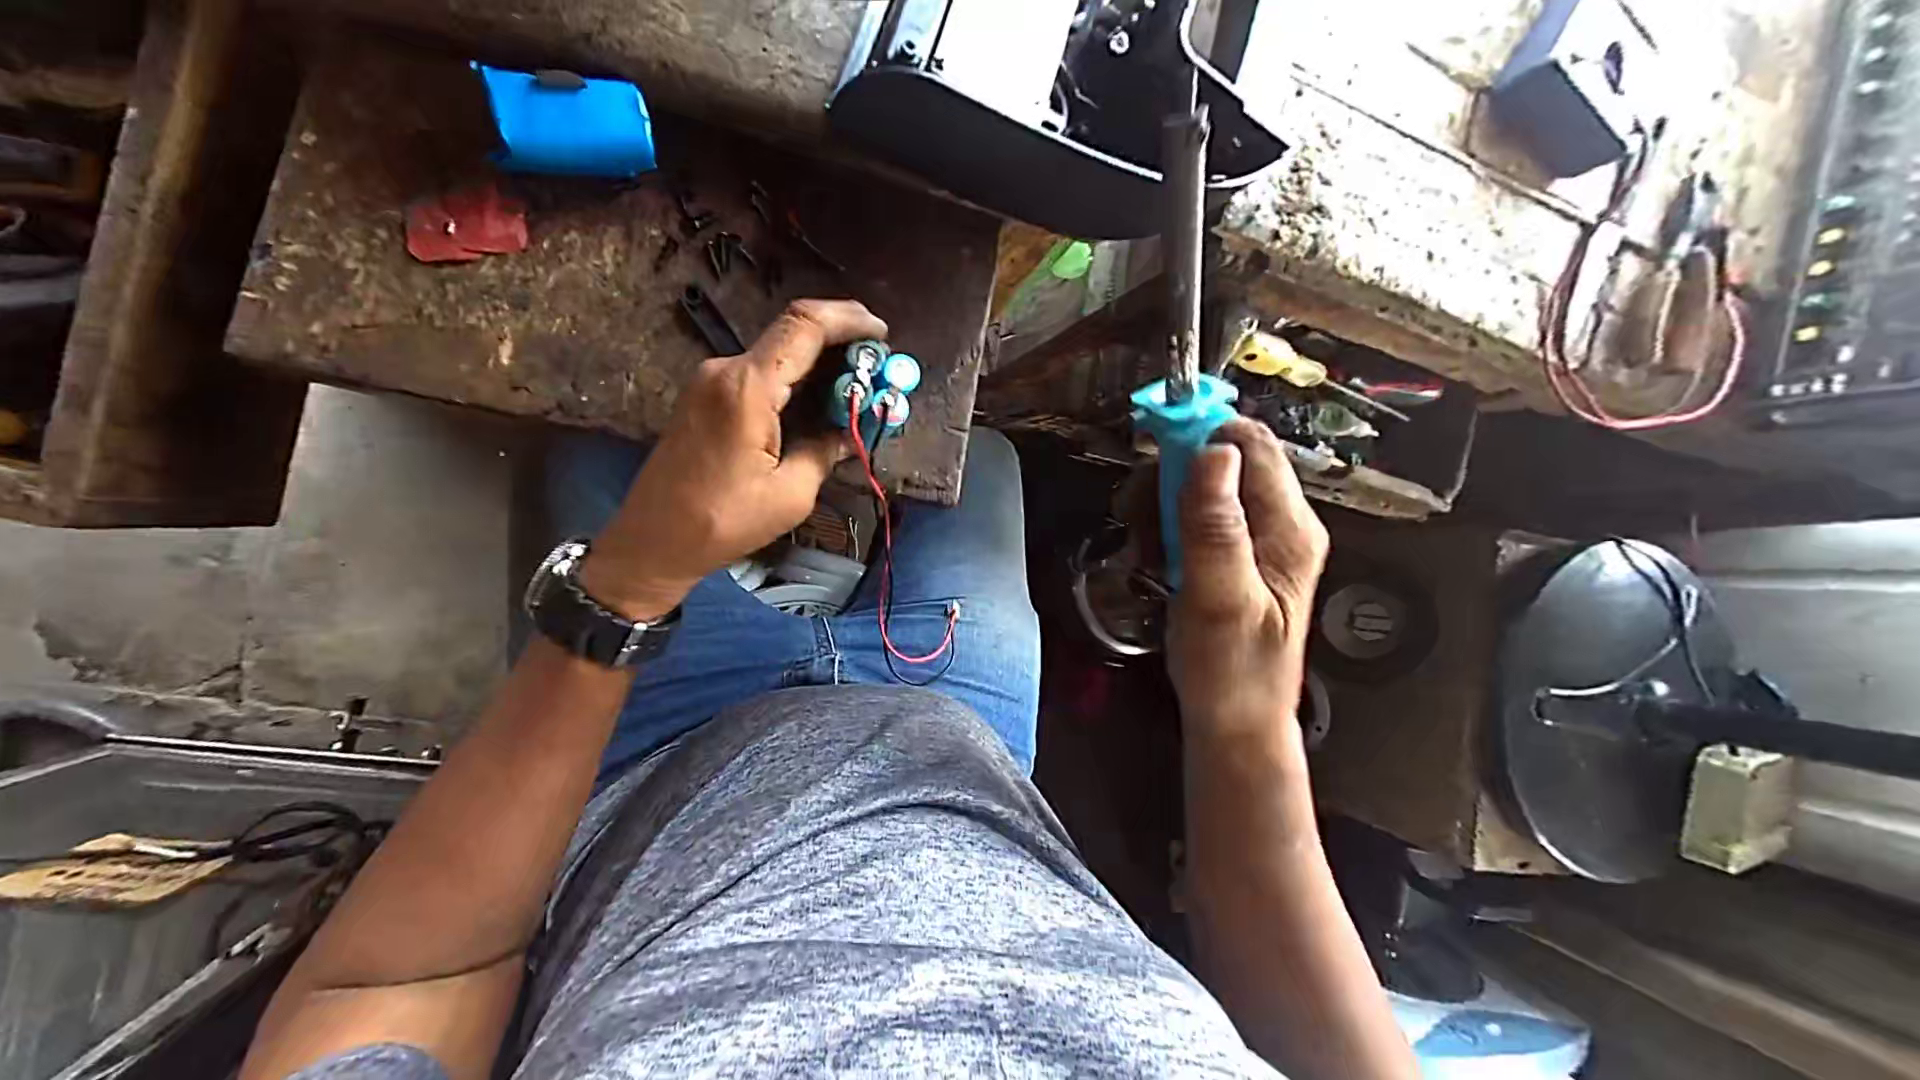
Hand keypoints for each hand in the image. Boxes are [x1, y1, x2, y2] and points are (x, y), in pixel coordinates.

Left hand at [582, 299, 888, 619]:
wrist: (653, 540)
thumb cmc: (721, 521)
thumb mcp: (790, 494)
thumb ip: (825, 452)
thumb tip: (849, 432)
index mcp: (747, 387)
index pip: (805, 325)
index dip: (850, 320)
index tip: (882, 335)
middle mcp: (726, 370)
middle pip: (793, 334)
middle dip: (842, 345)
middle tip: (876, 372)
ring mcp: (711, 381)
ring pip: (778, 355)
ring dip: (820, 366)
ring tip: (855, 393)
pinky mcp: (706, 397)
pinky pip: (761, 375)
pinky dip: (795, 382)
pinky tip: (818, 405)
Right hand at [1166, 418, 1329, 738]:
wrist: (1234, 720)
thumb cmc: (1231, 669)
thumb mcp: (1219, 599)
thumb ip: (1215, 526)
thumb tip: (1212, 451)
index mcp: (1289, 529)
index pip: (1251, 446)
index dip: (1202, 432)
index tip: (1152, 447)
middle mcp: (1278, 524)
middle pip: (1221, 461)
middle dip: (1171, 477)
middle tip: (1138, 515)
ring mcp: (1254, 539)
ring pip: (1199, 487)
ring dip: (1161, 504)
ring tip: (1145, 545)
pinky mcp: (1229, 554)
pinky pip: (1193, 516)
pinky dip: (1164, 526)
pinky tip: (1153, 557)